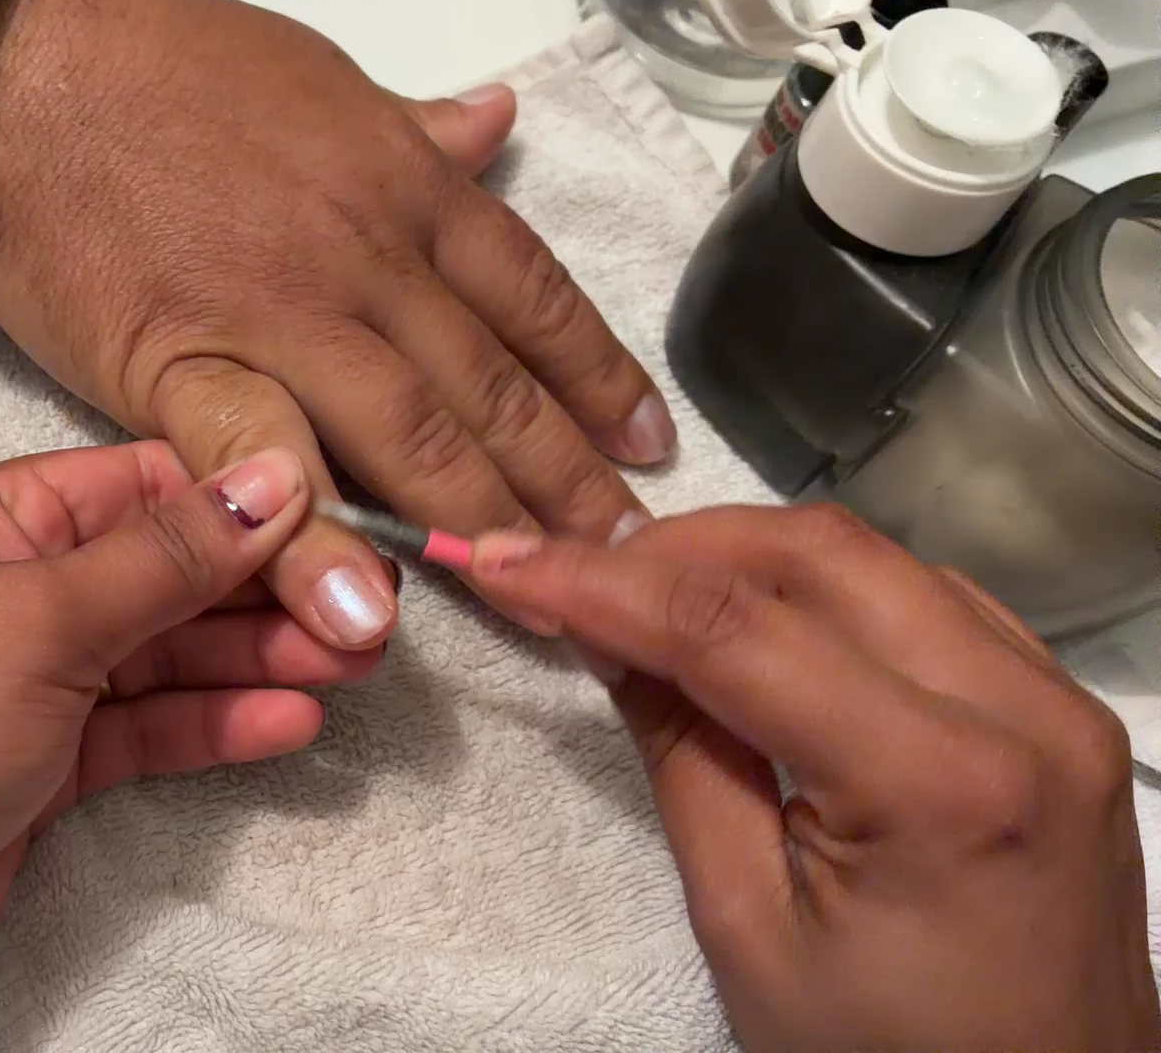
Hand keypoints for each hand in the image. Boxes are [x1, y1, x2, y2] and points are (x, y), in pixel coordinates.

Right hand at [0, 0, 672, 652]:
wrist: (21, 78)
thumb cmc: (159, 74)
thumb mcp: (316, 86)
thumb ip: (412, 128)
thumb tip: (492, 125)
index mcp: (399, 187)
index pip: (532, 299)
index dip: (598, 379)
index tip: (644, 447)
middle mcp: (363, 258)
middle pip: (489, 388)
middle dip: (563, 481)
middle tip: (619, 556)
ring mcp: (279, 317)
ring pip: (408, 435)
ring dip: (483, 524)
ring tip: (543, 600)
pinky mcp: (182, 370)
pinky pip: (267, 464)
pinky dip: (318, 543)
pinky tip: (369, 614)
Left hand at [0, 441, 377, 1051]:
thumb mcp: (40, 620)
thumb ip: (167, 554)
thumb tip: (277, 473)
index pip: (141, 485)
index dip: (239, 503)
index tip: (334, 529)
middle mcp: (13, 585)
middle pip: (162, 572)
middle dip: (260, 592)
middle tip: (366, 614)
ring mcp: (30, 676)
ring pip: (162, 653)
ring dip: (252, 659)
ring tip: (350, 666)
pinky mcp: (43, 760)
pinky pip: (143, 726)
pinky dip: (212, 722)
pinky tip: (288, 721)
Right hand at [468, 505, 1159, 1051]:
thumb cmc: (874, 1044)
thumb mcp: (738, 911)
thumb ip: (677, 748)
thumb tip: (603, 628)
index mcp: (938, 782)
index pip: (728, 631)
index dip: (596, 581)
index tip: (501, 558)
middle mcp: (1019, 709)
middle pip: (808, 552)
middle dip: (665, 546)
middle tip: (570, 574)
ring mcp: (1048, 695)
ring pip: (855, 553)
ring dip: (725, 551)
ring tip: (634, 591)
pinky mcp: (1044, 699)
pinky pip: (900, 585)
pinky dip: (792, 577)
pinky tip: (735, 614)